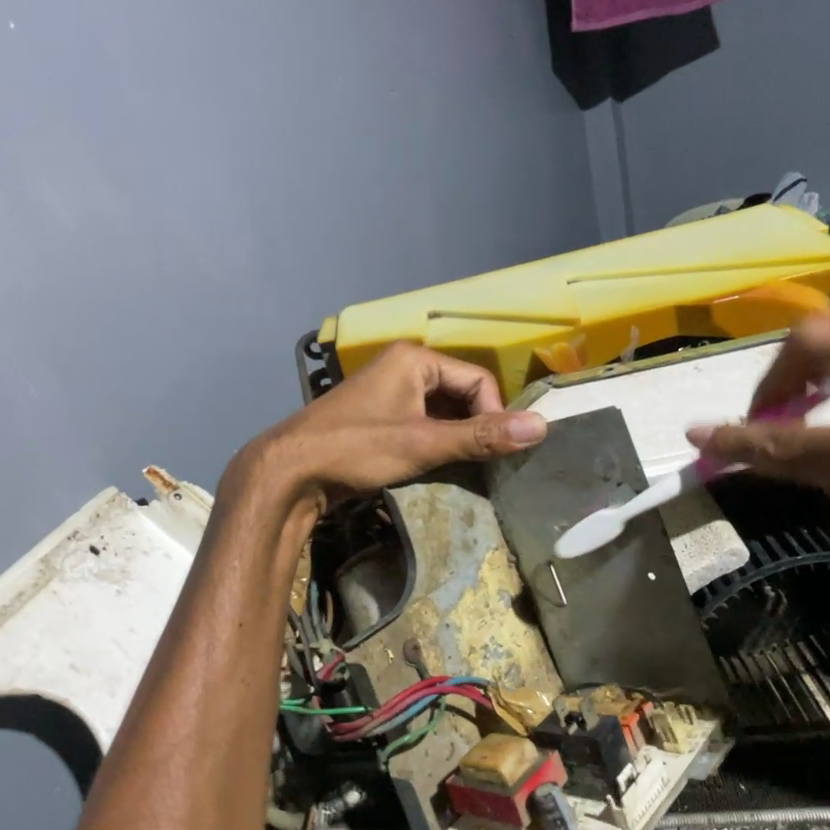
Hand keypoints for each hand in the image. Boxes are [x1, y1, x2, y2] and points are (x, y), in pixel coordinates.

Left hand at [238, 342, 547, 515]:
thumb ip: (481, 436)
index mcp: (414, 359)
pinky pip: (422, 423)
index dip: (493, 415)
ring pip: (442, 412)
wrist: (289, 471)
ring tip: (461, 468)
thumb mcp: (423, 443)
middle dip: (474, 427)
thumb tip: (541, 427)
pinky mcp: (378, 417)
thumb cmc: (356, 448)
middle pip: (461, 394)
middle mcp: (403, 366)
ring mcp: (388, 392)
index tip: (494, 453)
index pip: (478, 380)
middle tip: (481, 464)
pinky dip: (434, 443)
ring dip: (455, 438)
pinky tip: (435, 468)